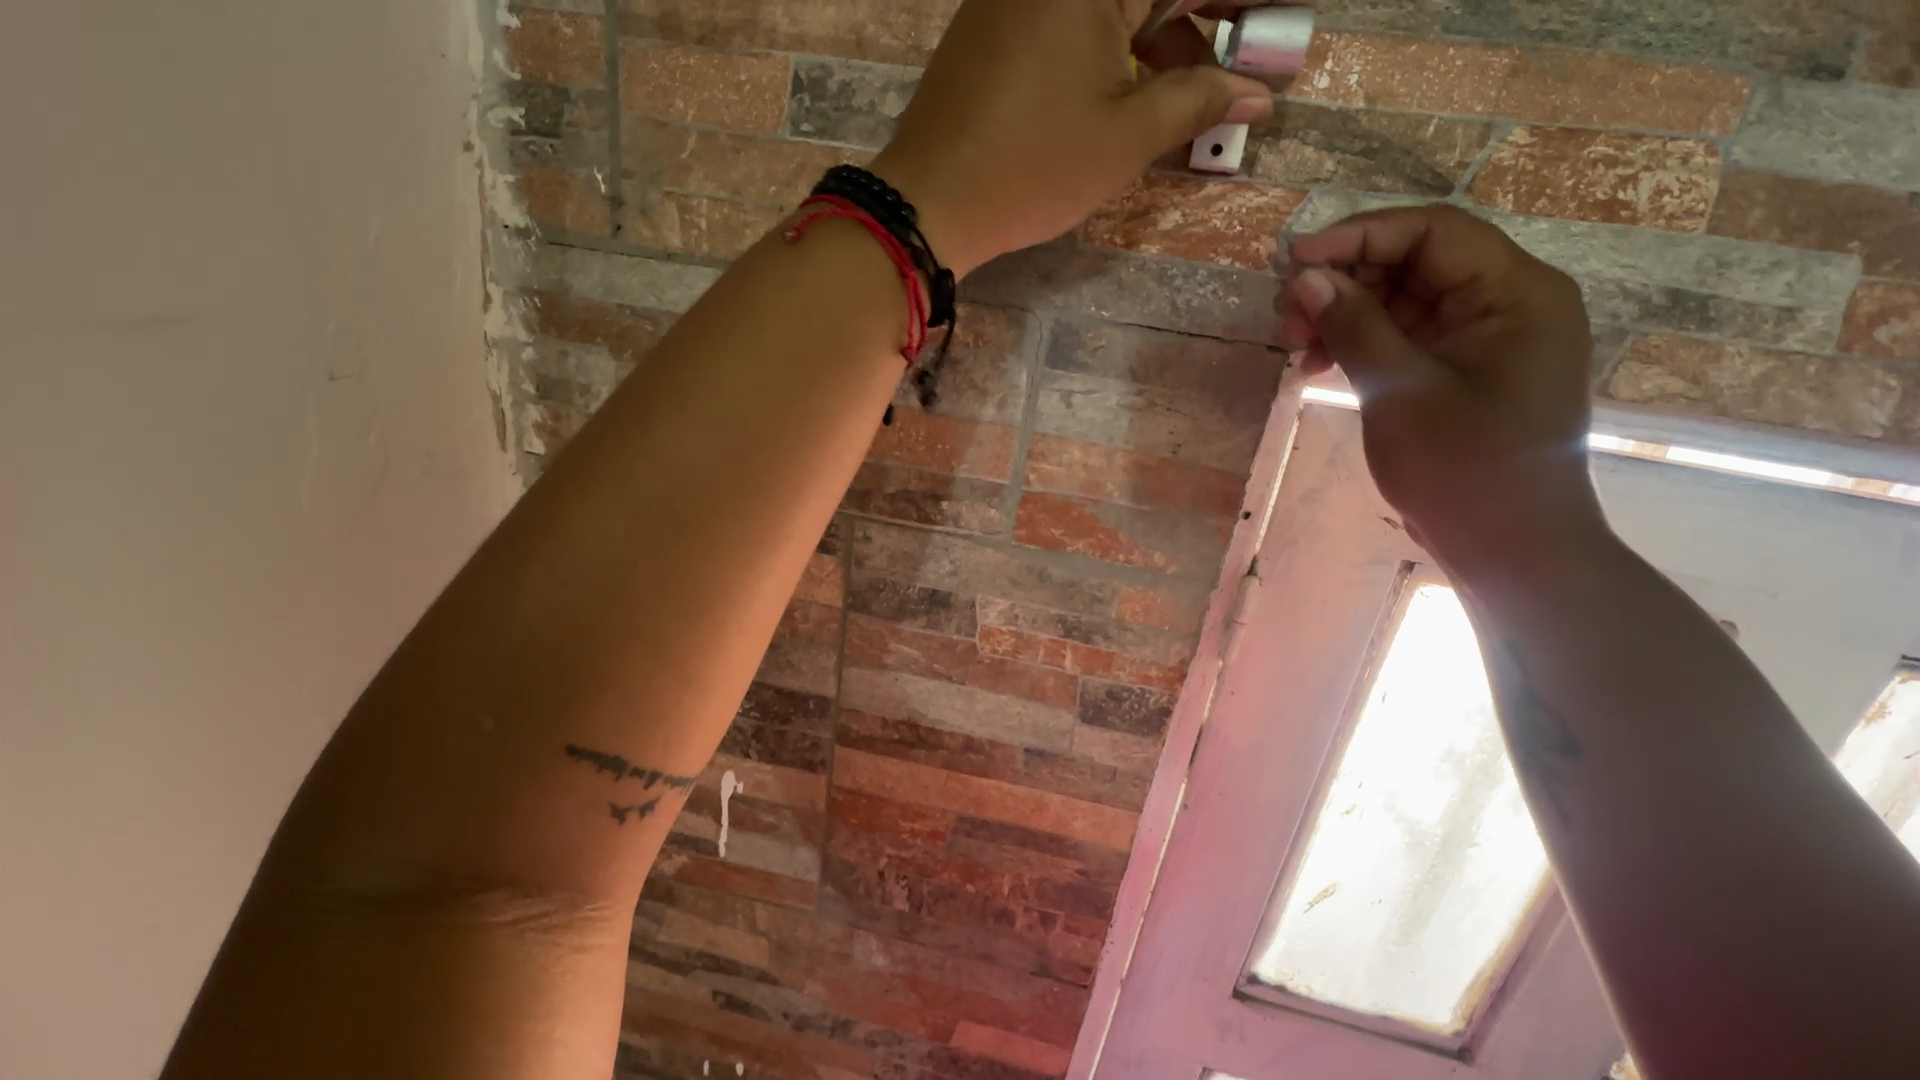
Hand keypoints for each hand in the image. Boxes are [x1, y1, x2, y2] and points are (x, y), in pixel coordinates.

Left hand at [871, 0, 1272, 277]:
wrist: (926, 202)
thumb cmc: (1031, 169)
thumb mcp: (1126, 138)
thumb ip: (1198, 100)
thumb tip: (1257, 92)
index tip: (1283, 14)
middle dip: (1202, 18)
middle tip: (1247, 56)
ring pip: (1113, 6)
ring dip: (1162, 39)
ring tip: (1199, 95)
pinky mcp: (998, 24)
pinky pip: (1074, 21)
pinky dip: (1115, 48)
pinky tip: (1142, 91)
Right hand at [1277, 205, 1609, 566]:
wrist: (1513, 551)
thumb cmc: (1464, 470)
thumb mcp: (1399, 391)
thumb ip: (1354, 326)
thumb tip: (1306, 276)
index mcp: (1516, 292)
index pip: (1432, 232)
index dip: (1357, 236)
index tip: (1293, 261)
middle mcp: (1510, 302)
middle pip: (1417, 263)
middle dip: (1346, 281)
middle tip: (1285, 313)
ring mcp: (1489, 339)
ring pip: (1406, 301)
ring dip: (1347, 314)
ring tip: (1293, 342)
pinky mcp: (1467, 371)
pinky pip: (1410, 338)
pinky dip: (1363, 345)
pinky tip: (1318, 366)